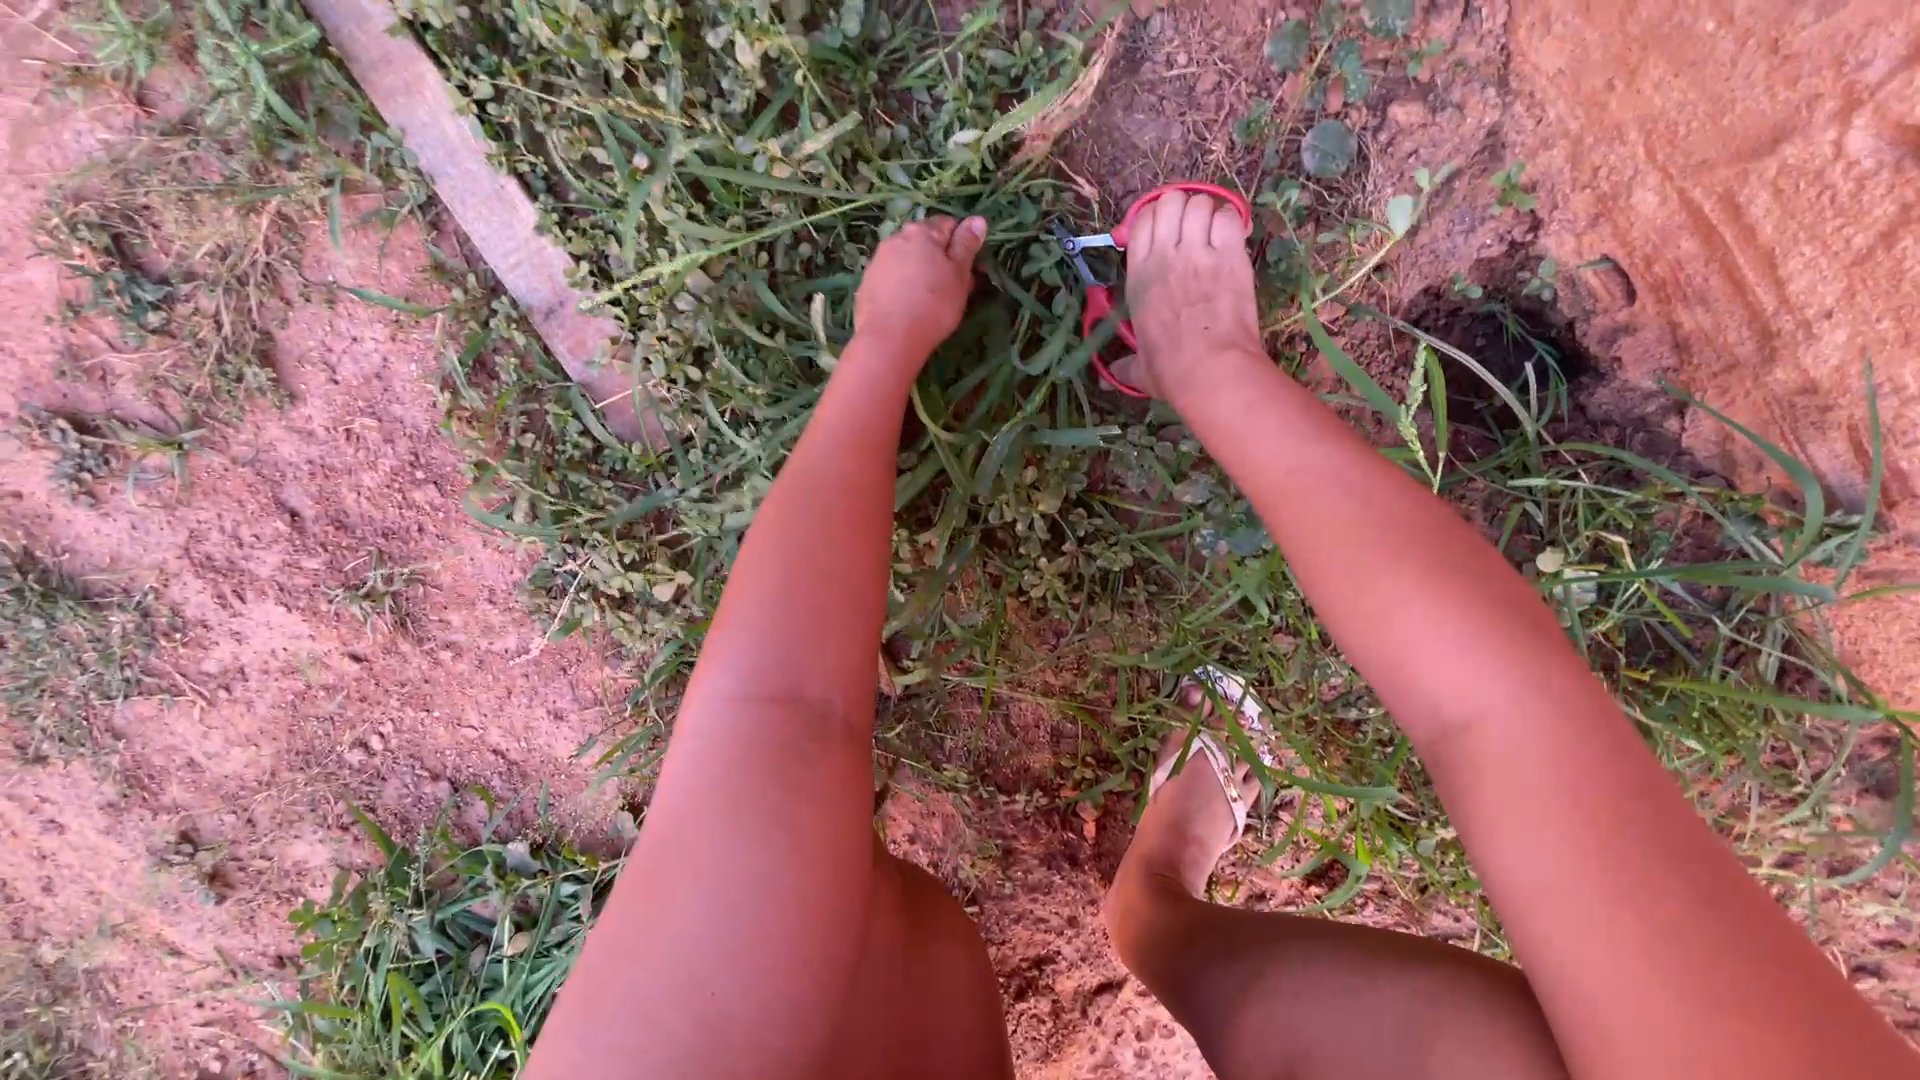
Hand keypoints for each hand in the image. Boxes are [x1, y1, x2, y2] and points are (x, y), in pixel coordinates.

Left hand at [852, 215, 986, 361]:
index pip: (949, 225)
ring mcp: (878, 261)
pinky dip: (902, 286)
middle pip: (925, 242)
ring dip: (919, 272)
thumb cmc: (933, 306)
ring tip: (928, 300)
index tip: (967, 269)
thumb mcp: (959, 275)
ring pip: (907, 260)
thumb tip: (977, 220)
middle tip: (951, 287)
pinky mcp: (867, 283)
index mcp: (922, 231)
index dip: (962, 245)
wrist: (889, 339)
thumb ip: (966, 246)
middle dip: (940, 259)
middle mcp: (896, 238)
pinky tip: (908, 306)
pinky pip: (891, 278)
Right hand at [1108, 192, 1261, 398]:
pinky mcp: (1230, 254)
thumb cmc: (1171, 369)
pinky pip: (1229, 216)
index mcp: (1138, 276)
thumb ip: (1127, 365)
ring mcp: (1198, 251)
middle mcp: (1165, 256)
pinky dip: (1231, 222)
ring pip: (1200, 203)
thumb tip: (1112, 376)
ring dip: (1207, 213)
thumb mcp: (1140, 367)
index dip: (1154, 219)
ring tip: (1213, 233)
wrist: (1210, 369)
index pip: (1142, 221)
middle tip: (1192, 229)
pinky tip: (1233, 239)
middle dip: (1182, 209)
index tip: (1165, 234)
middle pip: (1170, 201)